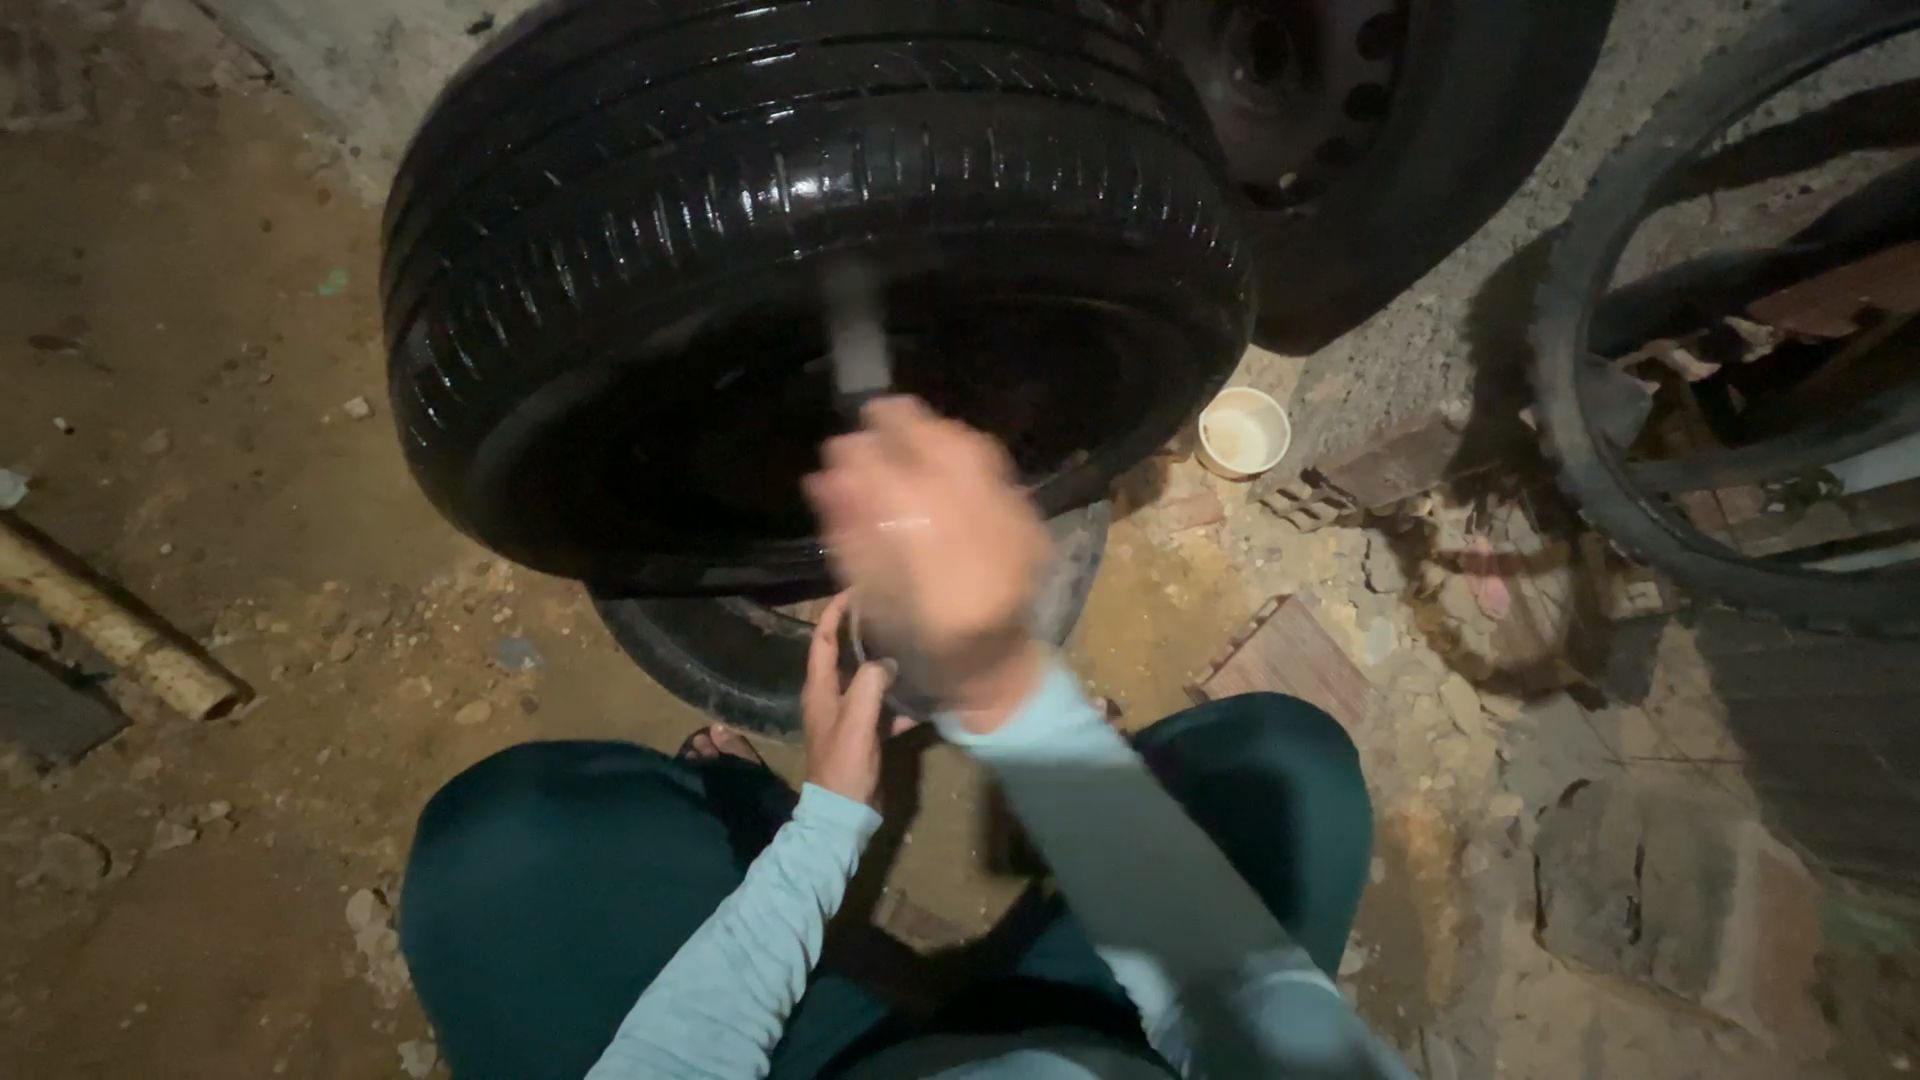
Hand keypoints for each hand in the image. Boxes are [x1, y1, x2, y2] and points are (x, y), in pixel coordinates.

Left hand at [801, 592, 904, 805]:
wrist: (844, 813)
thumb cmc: (844, 765)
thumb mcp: (857, 721)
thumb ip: (871, 684)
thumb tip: (889, 661)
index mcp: (820, 689)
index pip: (821, 639)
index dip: (834, 613)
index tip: (854, 591)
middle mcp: (832, 696)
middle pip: (845, 655)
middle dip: (864, 633)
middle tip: (890, 612)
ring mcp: (850, 716)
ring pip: (869, 680)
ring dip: (887, 666)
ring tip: (913, 647)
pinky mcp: (867, 734)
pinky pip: (886, 709)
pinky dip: (902, 701)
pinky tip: (925, 697)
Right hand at [803, 397, 1049, 732]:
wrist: (993, 663)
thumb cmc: (921, 643)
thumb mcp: (873, 601)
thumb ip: (847, 537)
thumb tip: (823, 476)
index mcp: (937, 585)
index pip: (896, 497)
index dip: (865, 460)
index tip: (841, 441)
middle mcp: (985, 553)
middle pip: (945, 463)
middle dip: (905, 426)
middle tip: (876, 412)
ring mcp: (1017, 536)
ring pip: (975, 458)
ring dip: (937, 432)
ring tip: (909, 428)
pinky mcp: (1033, 526)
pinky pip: (997, 470)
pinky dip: (965, 451)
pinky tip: (943, 454)